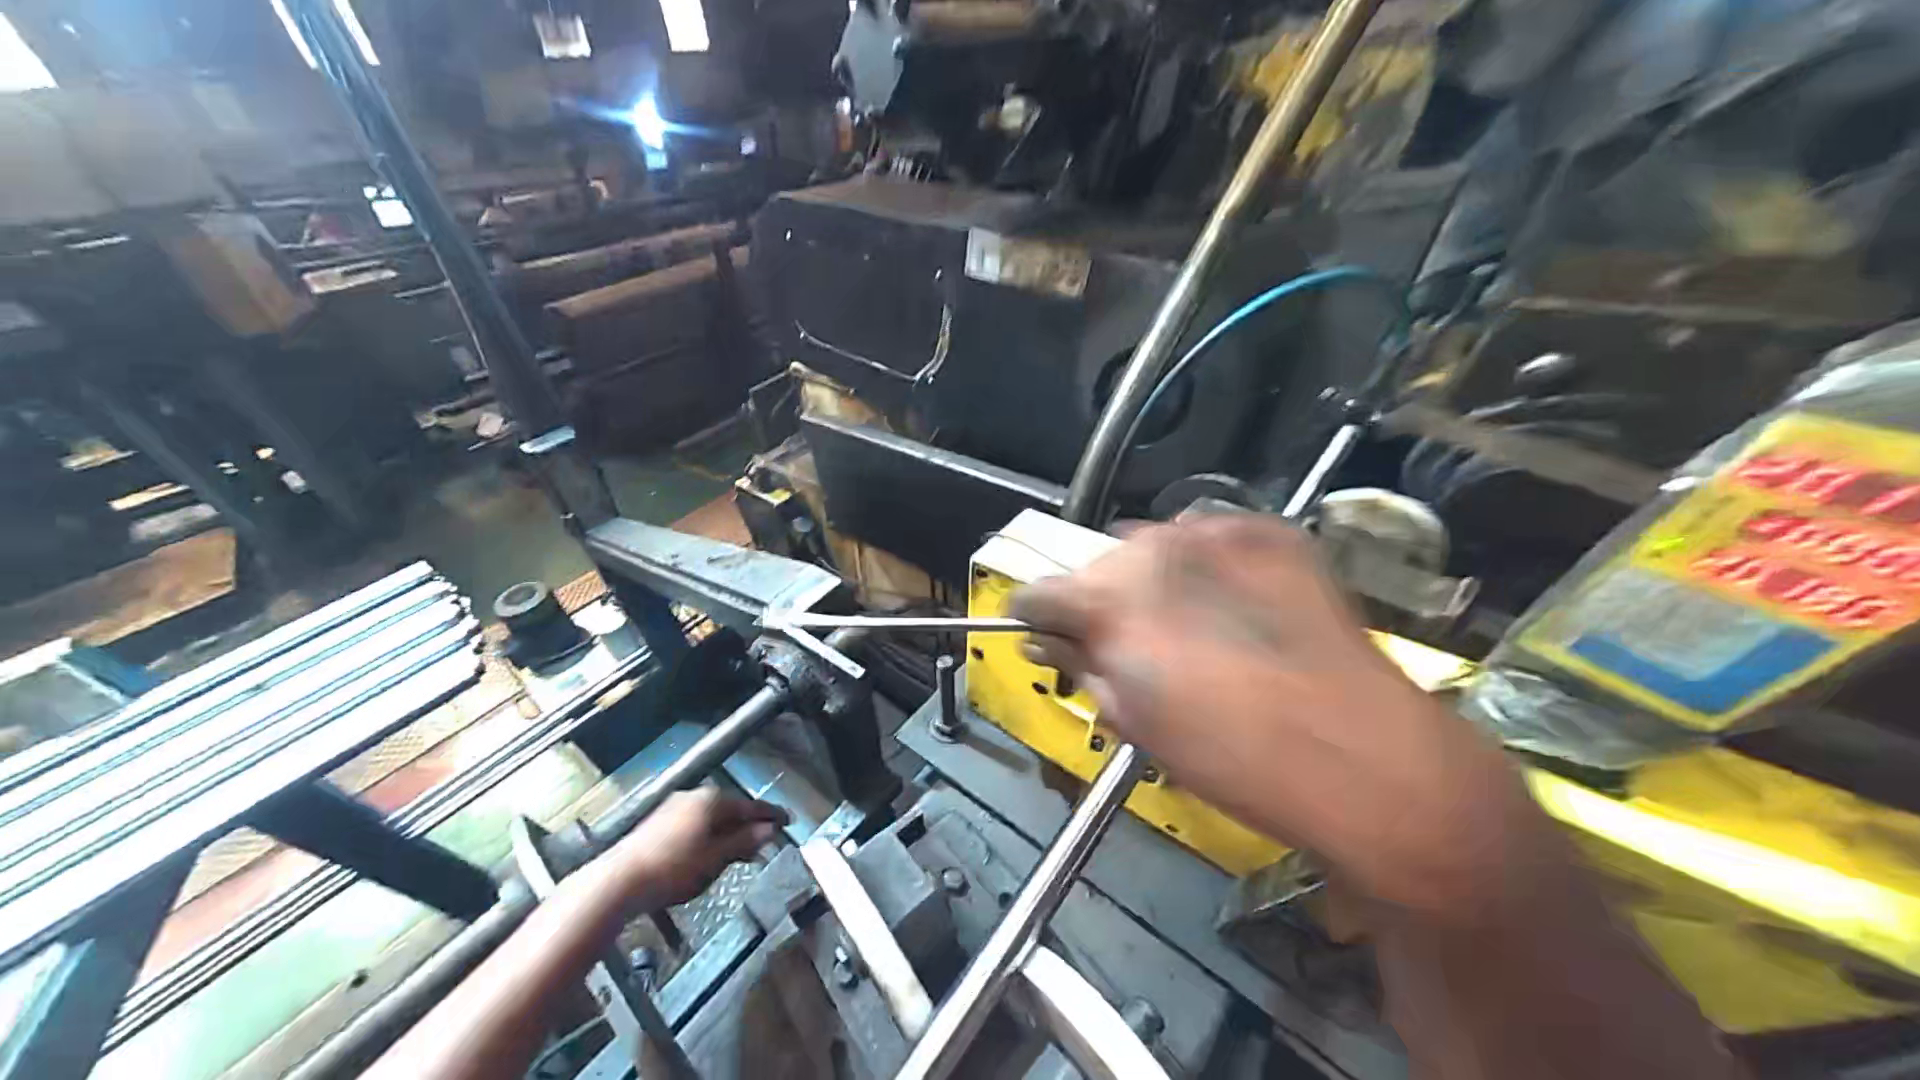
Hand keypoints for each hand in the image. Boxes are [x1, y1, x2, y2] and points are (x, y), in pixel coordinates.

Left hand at [608, 788, 788, 908]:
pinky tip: (709, 856)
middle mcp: (694, 796)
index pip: (751, 805)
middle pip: (730, 810)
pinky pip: (694, 825)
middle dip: (748, 827)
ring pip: (711, 819)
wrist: (618, 882)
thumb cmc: (673, 869)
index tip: (789, 821)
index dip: (771, 815)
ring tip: (739, 855)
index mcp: (712, 800)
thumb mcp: (716, 858)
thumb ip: (745, 842)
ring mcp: (673, 808)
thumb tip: (769, 830)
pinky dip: (708, 837)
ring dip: (728, 834)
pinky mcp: (658, 824)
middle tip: (765, 844)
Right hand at [1010, 515, 1526, 910]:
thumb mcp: (1136, 721)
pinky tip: (1232, 603)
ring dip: (1153, 579)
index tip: (1049, 636)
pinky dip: (1206, 565)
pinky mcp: (1269, 532)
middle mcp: (1153, 549)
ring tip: (1188, 623)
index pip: (1037, 591)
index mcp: (1109, 601)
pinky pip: (1211, 538)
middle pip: (1097, 564)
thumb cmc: (1234, 758)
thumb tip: (1045, 642)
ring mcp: (1215, 532)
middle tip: (1132, 646)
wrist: (1366, 757)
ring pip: (1153, 545)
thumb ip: (1080, 667)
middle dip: (1100, 601)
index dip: (1037, 617)